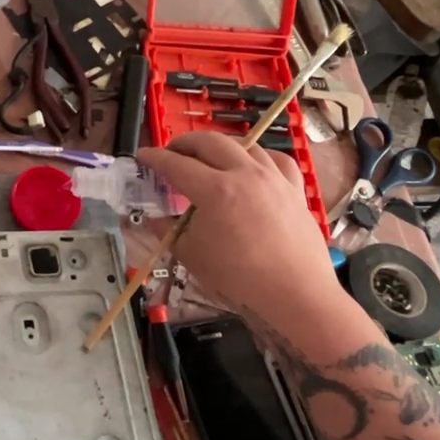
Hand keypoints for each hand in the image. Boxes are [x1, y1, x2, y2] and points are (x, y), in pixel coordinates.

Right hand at [137, 132, 347, 330]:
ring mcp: (274, 179)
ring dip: (220, 147)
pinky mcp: (295, 191)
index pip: (176, 163)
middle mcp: (245, 174)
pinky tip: (253, 167)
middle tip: (171, 154)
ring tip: (209, 159)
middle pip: (209, 142)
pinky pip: (277, 160)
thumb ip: (168, 230)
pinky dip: (260, 158)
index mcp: (214, 190)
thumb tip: (155, 219)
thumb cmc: (238, 279)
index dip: (155, 158)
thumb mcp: (191, 255)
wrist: (296, 297)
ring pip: (244, 145)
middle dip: (184, 143)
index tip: (143, 156)